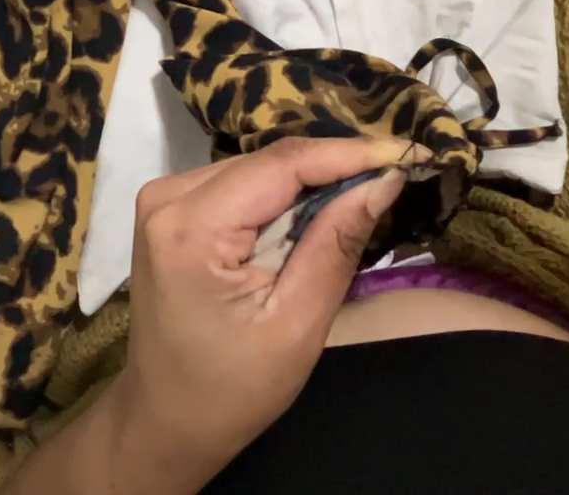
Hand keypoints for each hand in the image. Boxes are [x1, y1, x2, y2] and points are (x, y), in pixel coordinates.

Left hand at [109, 137, 414, 488]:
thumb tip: (383, 179)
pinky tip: (306, 218)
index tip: (406, 151)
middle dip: (331, 169)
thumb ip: (335, 244)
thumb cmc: (231, 388)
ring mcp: (162, 196)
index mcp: (190, 226)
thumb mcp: (296, 325)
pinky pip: (236, 183)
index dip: (346, 154)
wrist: (166, 417)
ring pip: (254, 168)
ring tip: (357, 200)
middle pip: (266, 162)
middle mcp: (167, 195)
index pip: (280, 164)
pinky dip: (277, 196)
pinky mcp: (168, 206)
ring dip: (306, 183)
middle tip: (392, 178)